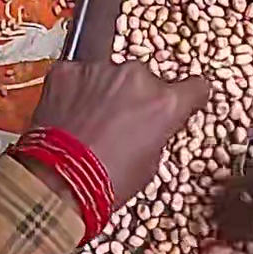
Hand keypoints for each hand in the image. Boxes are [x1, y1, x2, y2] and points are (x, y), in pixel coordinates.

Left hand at [25, 60, 210, 204]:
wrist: (58, 181)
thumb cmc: (107, 182)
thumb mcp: (149, 165)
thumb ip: (156, 134)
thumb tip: (148, 126)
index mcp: (165, 103)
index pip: (194, 87)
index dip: (188, 96)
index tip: (182, 101)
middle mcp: (137, 77)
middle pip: (144, 80)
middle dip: (135, 96)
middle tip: (118, 123)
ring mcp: (99, 71)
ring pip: (108, 75)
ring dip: (103, 92)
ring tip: (88, 123)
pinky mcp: (66, 71)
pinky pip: (76, 75)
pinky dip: (73, 90)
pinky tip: (67, 115)